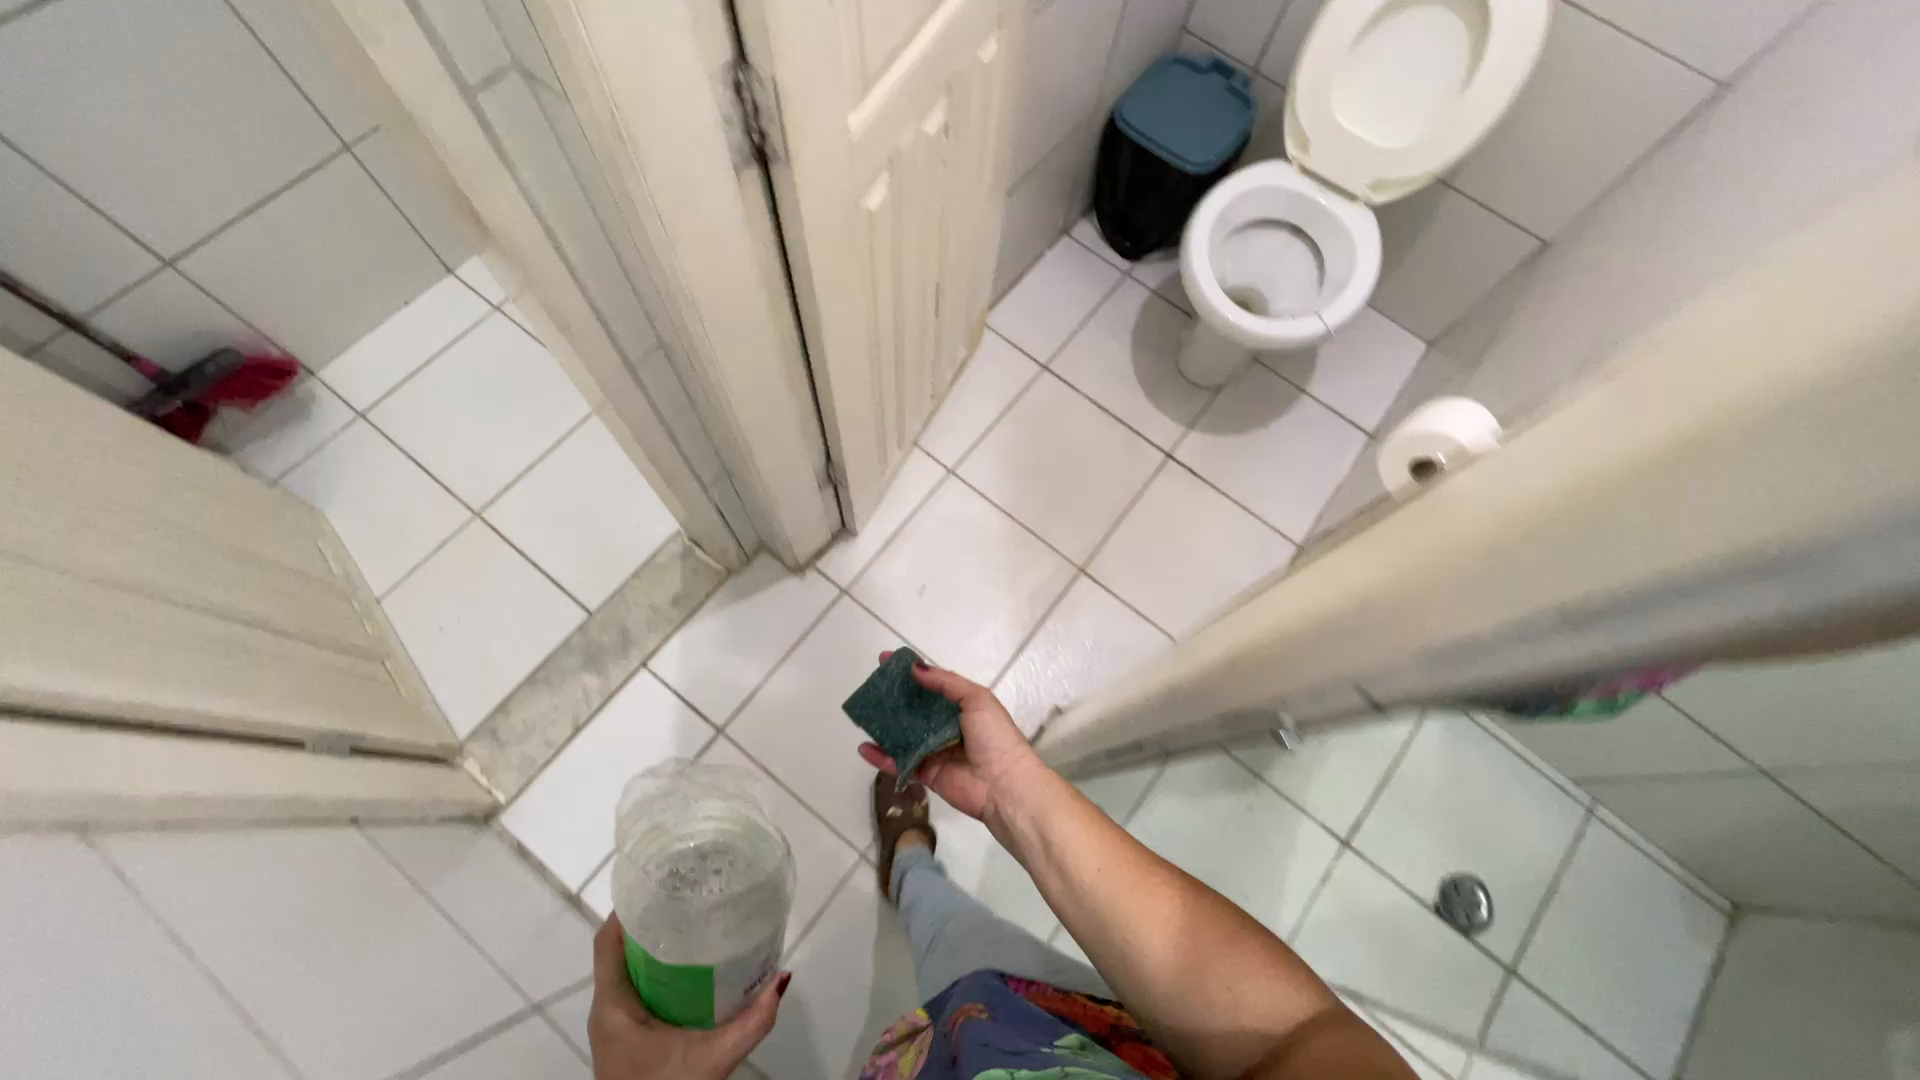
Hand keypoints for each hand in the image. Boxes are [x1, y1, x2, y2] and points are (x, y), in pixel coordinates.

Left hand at [588, 915, 787, 1079]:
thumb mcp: (712, 1062)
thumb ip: (750, 1023)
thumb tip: (781, 980)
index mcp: (613, 1004)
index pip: (608, 941)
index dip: (630, 907)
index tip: (662, 882)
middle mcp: (606, 1008)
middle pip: (620, 949)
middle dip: (651, 919)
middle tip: (691, 896)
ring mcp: (613, 1025)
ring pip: (628, 969)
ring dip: (654, 945)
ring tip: (695, 921)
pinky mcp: (624, 1037)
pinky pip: (636, 988)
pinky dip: (658, 970)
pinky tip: (691, 968)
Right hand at [856, 652, 1048, 822]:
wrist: (1003, 784)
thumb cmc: (994, 736)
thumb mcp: (975, 699)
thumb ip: (945, 683)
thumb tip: (915, 668)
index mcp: (961, 706)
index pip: (931, 685)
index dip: (910, 673)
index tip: (885, 660)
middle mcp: (946, 727)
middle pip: (914, 710)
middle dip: (893, 698)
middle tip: (869, 686)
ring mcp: (934, 751)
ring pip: (903, 736)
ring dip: (884, 726)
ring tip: (862, 714)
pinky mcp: (926, 774)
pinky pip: (899, 764)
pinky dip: (881, 757)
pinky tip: (864, 747)